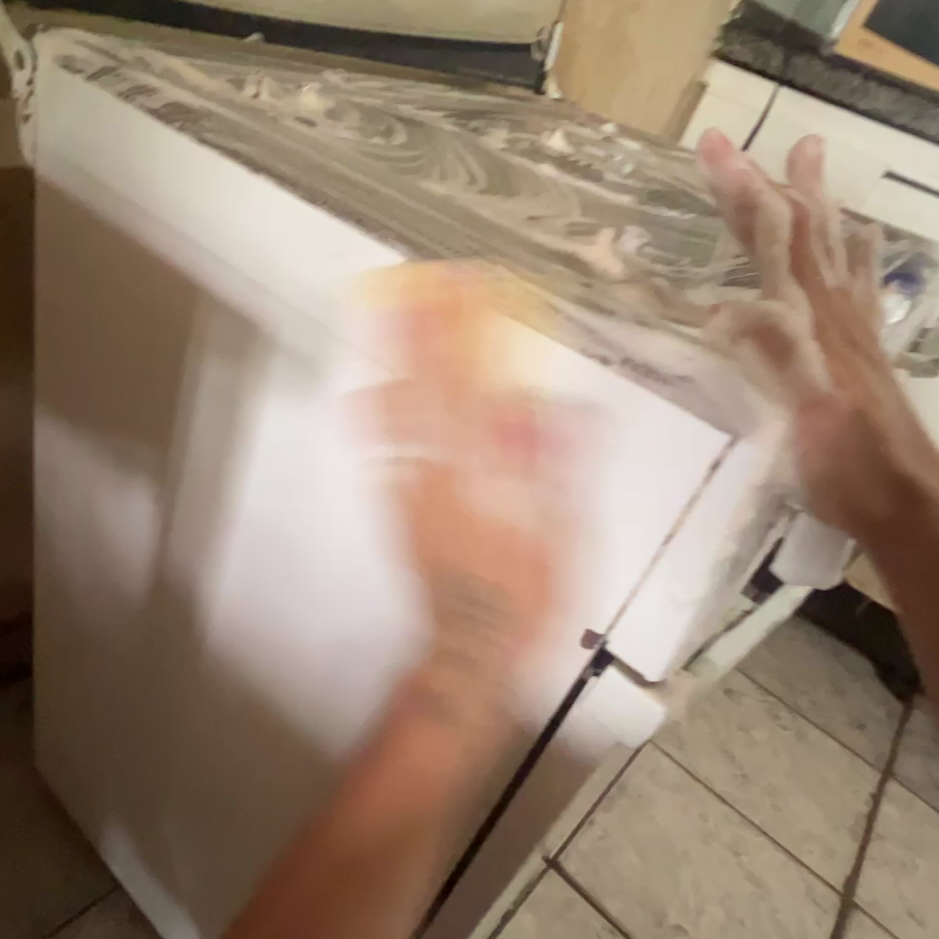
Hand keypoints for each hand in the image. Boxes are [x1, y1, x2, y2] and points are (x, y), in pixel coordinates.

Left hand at [357, 264, 575, 720]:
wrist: (467, 652)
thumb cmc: (518, 604)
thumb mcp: (564, 543)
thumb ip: (565, 475)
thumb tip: (574, 417)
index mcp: (484, 478)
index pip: (475, 389)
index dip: (469, 334)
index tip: (469, 290)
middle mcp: (439, 477)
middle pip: (425, 390)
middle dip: (419, 334)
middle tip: (410, 286)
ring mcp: (410, 492)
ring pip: (395, 415)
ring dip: (391, 363)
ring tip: (384, 319)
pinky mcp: (397, 510)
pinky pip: (380, 453)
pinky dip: (374, 415)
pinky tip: (364, 397)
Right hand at [695, 129, 938, 541]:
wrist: (905, 500)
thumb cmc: (845, 464)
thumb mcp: (803, 411)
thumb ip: (772, 356)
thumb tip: (723, 310)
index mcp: (810, 321)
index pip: (774, 243)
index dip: (744, 193)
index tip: (714, 147)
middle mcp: (833, 313)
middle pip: (803, 233)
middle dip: (773, 184)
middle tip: (756, 142)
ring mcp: (852, 330)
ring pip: (833, 250)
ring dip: (816, 203)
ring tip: (810, 160)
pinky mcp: (861, 352)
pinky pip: (862, 287)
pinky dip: (858, 253)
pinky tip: (864, 239)